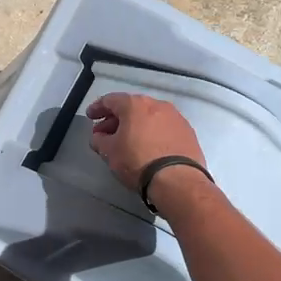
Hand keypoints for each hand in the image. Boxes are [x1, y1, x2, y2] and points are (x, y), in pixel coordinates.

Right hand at [86, 92, 206, 193]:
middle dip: (117, 119)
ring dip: (136, 126)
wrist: (178, 181)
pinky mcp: (189, 132)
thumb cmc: (138, 161)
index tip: (91, 117)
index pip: (110, 100)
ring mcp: (176, 118)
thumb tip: (99, 138)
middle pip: (132, 107)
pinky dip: (153, 133)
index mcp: (135, 105)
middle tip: (106, 133)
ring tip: (128, 141)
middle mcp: (157, 104)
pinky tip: (148, 147)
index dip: (97, 108)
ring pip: (150, 117)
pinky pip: (164, 128)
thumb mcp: (110, 152)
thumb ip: (100, 140)